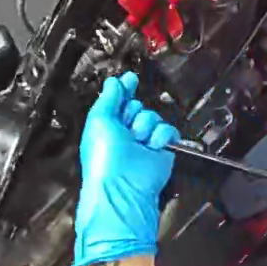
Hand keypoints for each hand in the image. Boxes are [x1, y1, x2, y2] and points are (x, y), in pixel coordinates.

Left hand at [74, 72, 180, 265]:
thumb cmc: (105, 160)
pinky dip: (161, 136)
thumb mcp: (98, 121)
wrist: (124, 186)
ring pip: (153, 117)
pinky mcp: (162, 150)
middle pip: (138, 106)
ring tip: (139, 140)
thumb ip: (108, 98)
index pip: (119, 101)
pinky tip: (153, 145)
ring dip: (146, 126)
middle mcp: (126, 133)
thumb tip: (114, 82)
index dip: (124, 89)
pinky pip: (168, 131)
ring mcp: (144, 142)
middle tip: (127, 126)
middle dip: (134, 112)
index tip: (129, 78)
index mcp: (107, 126)